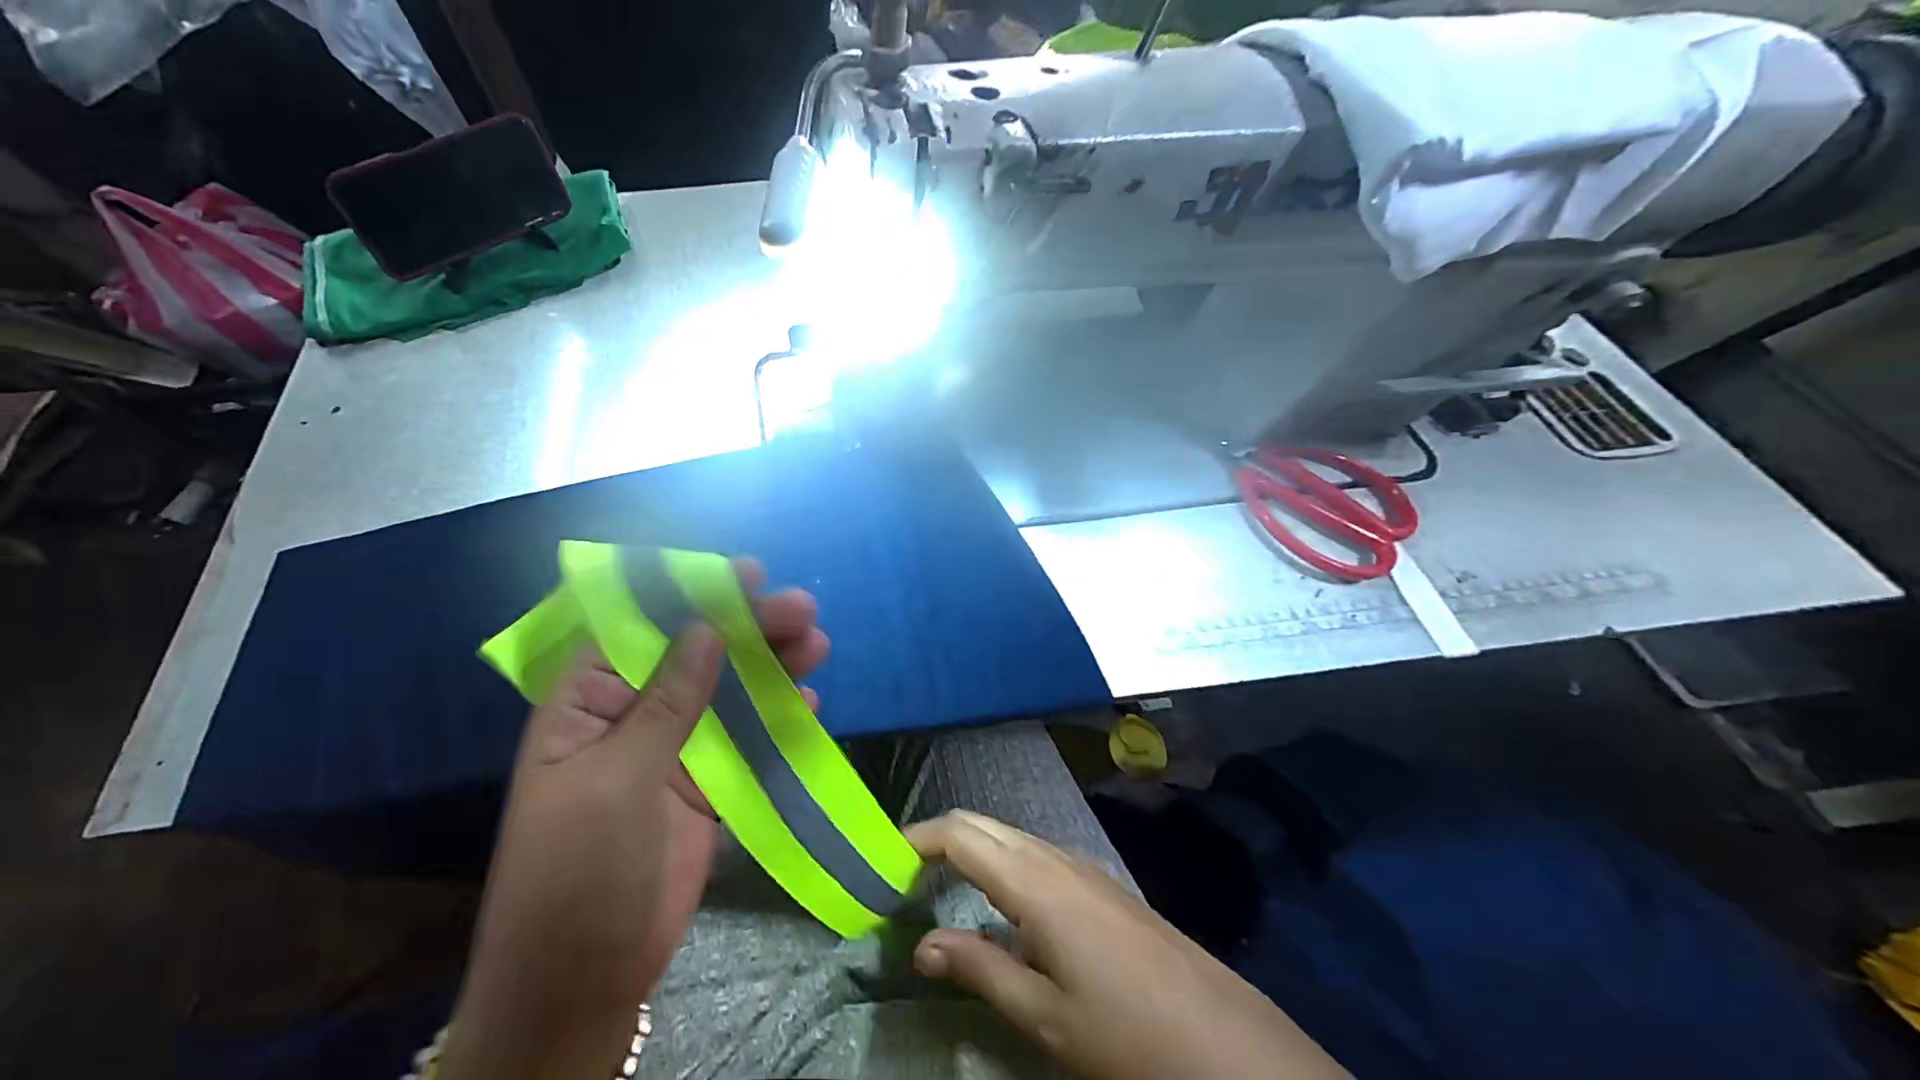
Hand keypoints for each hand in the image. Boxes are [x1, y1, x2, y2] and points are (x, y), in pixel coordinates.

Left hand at [440, 560, 828, 1079]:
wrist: (583, 980)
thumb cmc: (577, 871)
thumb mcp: (614, 778)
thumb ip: (666, 702)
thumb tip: (706, 628)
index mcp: (587, 705)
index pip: (640, 631)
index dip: (692, 597)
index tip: (745, 574)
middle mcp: (632, 718)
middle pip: (698, 658)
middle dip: (749, 630)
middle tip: (803, 610)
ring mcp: (673, 755)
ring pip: (729, 697)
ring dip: (772, 670)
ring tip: (817, 644)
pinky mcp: (707, 789)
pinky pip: (747, 744)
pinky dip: (778, 722)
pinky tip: (808, 701)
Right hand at [907, 811, 1350, 1079]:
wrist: (1227, 1045)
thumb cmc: (1124, 1032)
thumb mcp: (1042, 1014)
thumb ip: (979, 968)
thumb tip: (923, 945)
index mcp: (1035, 881)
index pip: (960, 834)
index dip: (915, 839)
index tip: (881, 861)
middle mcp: (1058, 858)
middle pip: (984, 826)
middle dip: (938, 840)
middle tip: (901, 877)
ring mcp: (1085, 868)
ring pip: (1012, 839)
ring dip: (972, 852)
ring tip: (940, 889)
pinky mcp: (1103, 886)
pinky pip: (1039, 858)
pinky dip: (1003, 867)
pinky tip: (1000, 910)